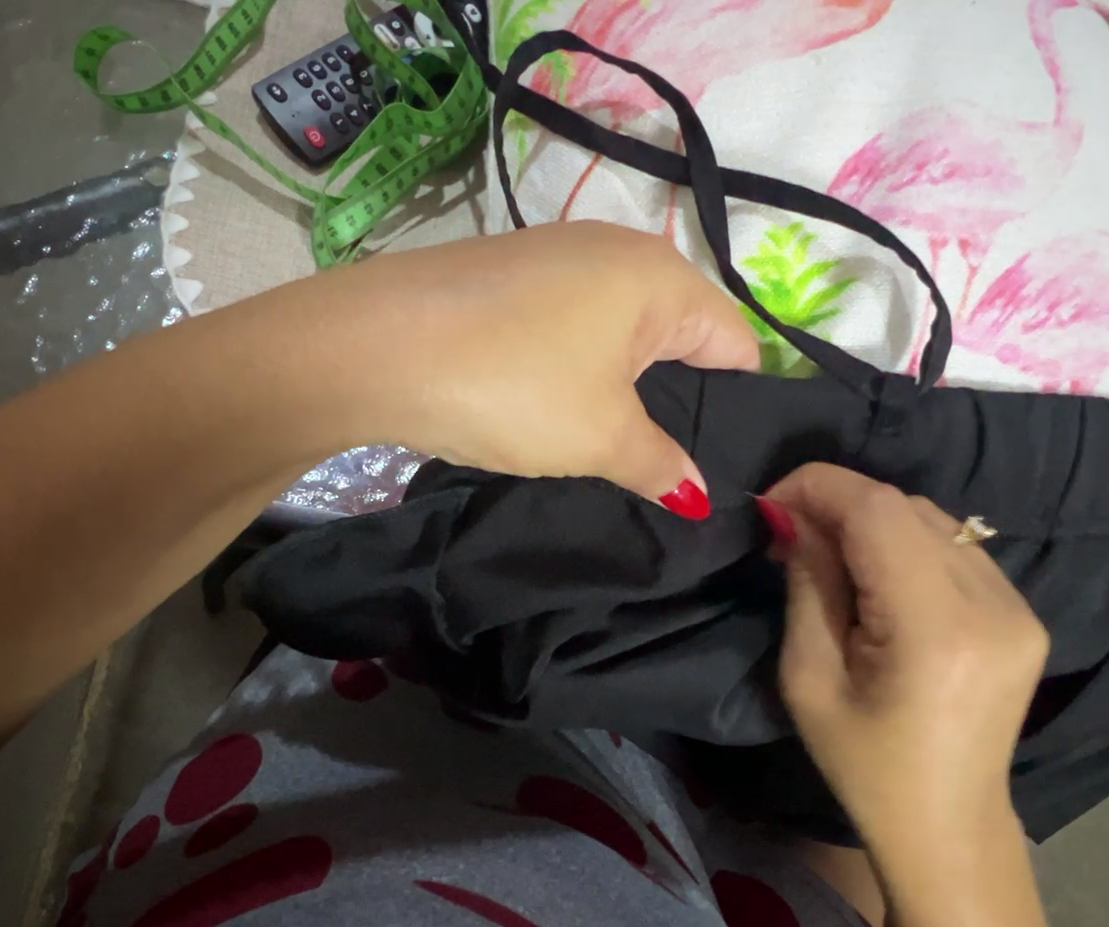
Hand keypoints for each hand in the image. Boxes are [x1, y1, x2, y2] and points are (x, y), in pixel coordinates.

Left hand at [283, 222, 758, 514]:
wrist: (373, 347)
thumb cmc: (511, 387)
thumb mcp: (600, 437)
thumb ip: (662, 465)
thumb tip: (697, 494)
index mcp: (661, 278)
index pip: (735, 345)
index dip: (734, 409)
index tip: (716, 466)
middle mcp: (619, 251)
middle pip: (680, 335)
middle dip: (677, 402)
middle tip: (664, 468)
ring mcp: (559, 256)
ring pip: (623, 333)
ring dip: (623, 388)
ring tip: (610, 448)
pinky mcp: (512, 274)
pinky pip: (573, 326)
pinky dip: (577, 367)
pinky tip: (551, 408)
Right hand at [761, 464, 1048, 844]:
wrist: (948, 824)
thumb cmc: (864, 765)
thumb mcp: (809, 678)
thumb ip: (809, 584)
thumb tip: (793, 515)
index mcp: (937, 630)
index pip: (880, 512)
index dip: (820, 487)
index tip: (770, 503)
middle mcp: (993, 605)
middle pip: (908, 507)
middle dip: (839, 504)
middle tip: (790, 534)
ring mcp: (1019, 607)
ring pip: (934, 519)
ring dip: (871, 522)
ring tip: (829, 556)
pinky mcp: (1024, 614)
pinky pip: (955, 547)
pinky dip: (905, 544)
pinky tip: (877, 576)